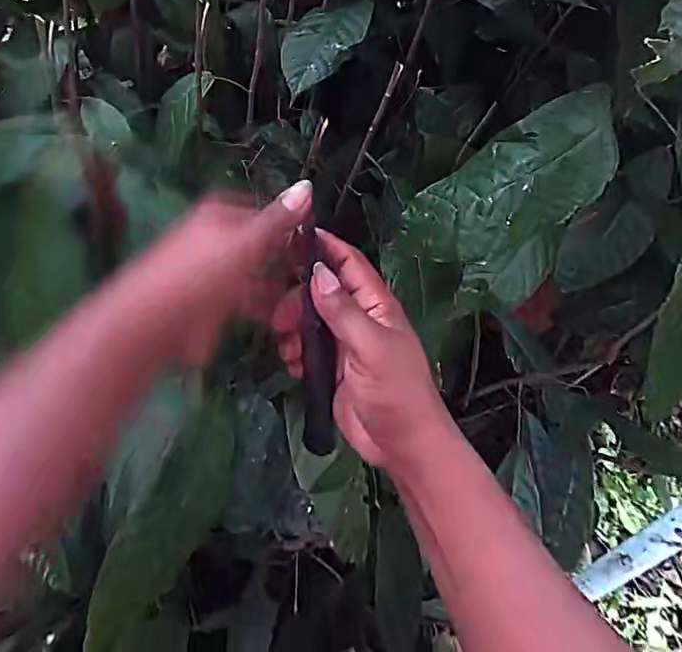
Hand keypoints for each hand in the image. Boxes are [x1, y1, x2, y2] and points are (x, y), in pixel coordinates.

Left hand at [110, 181, 311, 363]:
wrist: (150, 324)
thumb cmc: (200, 273)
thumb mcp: (246, 240)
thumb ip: (278, 218)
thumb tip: (308, 184)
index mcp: (221, 213)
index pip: (267, 213)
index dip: (293, 228)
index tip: (317, 245)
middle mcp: (218, 238)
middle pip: (264, 246)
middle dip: (289, 262)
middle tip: (315, 278)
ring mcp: (215, 273)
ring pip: (258, 276)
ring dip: (281, 289)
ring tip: (306, 302)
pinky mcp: (212, 304)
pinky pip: (249, 301)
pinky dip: (267, 309)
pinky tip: (286, 319)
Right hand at [272, 231, 453, 470]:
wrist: (402, 445)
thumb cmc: (396, 391)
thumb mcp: (370, 347)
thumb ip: (343, 311)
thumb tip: (318, 273)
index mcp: (376, 304)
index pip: (349, 263)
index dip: (326, 246)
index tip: (295, 236)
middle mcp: (360, 317)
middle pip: (322, 290)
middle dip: (297, 297)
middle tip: (278, 317)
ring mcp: (345, 342)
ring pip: (311, 318)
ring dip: (293, 327)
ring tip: (285, 346)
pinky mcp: (333, 366)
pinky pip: (307, 347)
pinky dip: (295, 351)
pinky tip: (291, 364)